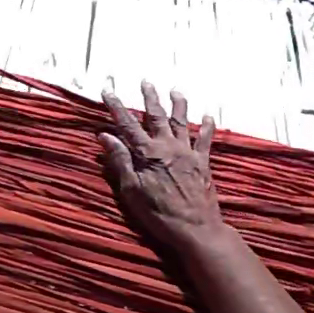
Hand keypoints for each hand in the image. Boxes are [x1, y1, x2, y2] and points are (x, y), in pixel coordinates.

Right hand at [99, 81, 228, 255]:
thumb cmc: (158, 213)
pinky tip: (208, 117)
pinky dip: (207, 127)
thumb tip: (105, 136)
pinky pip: (206, 141)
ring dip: (178, 105)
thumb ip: (120, 161)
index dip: (116, 107)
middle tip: (146, 82)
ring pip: (181, 123)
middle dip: (150, 98)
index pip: (127, 124)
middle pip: (157, 116)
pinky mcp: (203, 164)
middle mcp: (168, 147)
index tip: (108, 91)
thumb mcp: (131, 190)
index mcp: (147, 153)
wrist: (196, 229)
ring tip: (176, 90)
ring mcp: (188, 154)